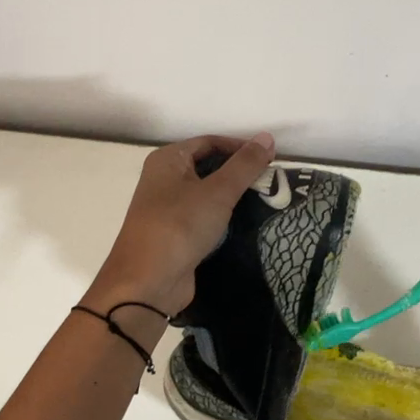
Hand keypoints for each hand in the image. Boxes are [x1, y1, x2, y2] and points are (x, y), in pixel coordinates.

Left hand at [83, 133, 276, 320]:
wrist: (147, 282)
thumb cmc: (180, 227)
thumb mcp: (217, 192)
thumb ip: (244, 165)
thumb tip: (267, 137)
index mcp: (168, 160)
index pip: (210, 142)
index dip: (240, 147)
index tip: (271, 160)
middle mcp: (163, 179)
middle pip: (208, 166)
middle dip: (239, 172)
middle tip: (271, 182)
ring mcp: (167, 208)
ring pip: (207, 193)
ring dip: (233, 196)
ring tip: (265, 201)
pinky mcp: (175, 233)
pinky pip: (203, 216)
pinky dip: (223, 216)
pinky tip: (244, 223)